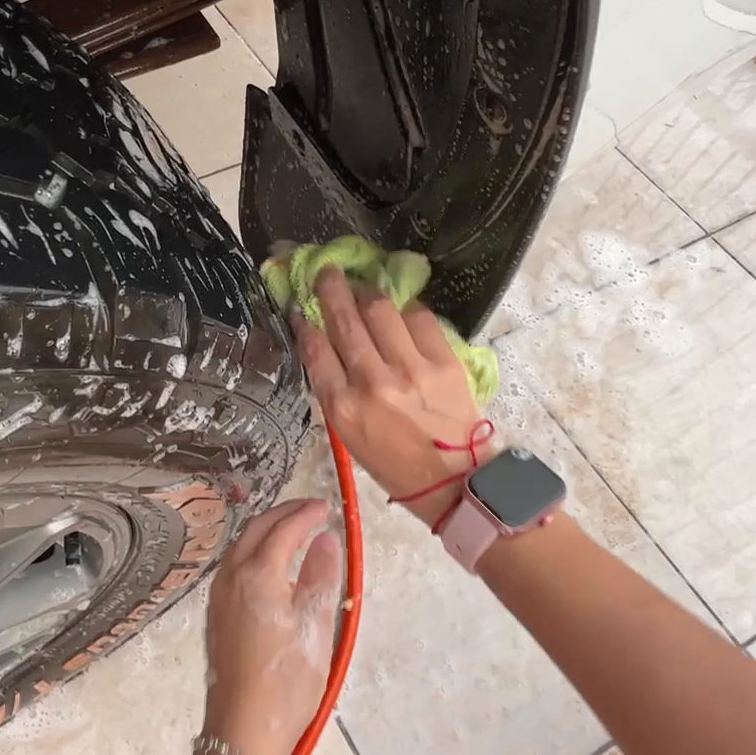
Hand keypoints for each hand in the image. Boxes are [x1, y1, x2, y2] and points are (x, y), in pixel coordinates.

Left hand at [202, 499, 342, 754]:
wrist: (242, 731)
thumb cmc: (286, 682)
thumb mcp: (316, 628)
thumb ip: (321, 577)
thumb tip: (325, 538)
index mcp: (257, 576)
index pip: (283, 530)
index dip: (306, 514)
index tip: (327, 508)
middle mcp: (231, 577)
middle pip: (256, 529)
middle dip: (284, 514)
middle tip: (312, 510)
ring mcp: (219, 596)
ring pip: (241, 545)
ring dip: (268, 530)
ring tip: (296, 531)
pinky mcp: (216, 614)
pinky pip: (235, 564)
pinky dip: (256, 550)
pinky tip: (273, 565)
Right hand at [293, 266, 490, 521]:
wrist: (455, 482)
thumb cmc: (395, 464)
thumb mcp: (349, 435)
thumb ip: (336, 390)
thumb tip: (326, 345)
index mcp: (343, 408)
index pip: (316, 350)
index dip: (305, 323)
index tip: (300, 308)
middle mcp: (372, 383)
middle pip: (345, 321)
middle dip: (331, 289)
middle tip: (327, 272)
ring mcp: (410, 369)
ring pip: (380, 310)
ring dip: (366, 290)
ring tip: (362, 284)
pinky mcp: (444, 362)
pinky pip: (418, 318)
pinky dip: (404, 308)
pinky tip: (399, 308)